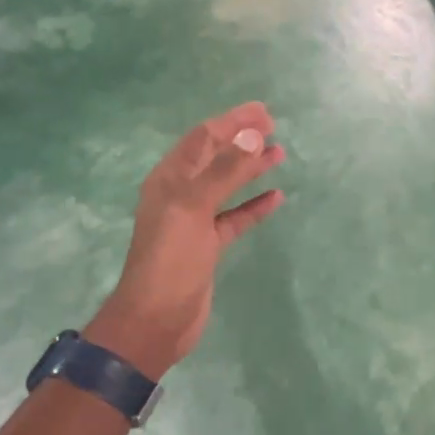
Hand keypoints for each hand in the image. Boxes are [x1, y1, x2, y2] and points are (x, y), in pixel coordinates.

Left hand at [85, 103, 286, 379]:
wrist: (155, 321)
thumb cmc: (170, 259)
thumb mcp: (194, 208)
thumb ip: (225, 171)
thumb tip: (253, 136)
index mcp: (170, 180)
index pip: (203, 138)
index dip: (232, 121)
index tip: (265, 112)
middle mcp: (180, 195)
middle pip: (215, 157)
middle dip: (242, 140)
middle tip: (275, 127)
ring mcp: (194, 221)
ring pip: (227, 185)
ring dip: (251, 169)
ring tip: (280, 155)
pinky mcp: (208, 246)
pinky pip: (235, 216)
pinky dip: (254, 205)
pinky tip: (276, 197)